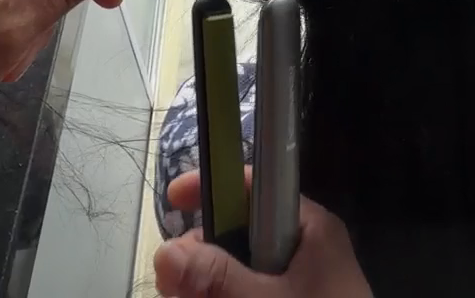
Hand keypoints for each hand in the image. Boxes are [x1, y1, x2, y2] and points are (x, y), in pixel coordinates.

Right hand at [153, 170, 371, 297]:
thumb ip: (218, 278)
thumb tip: (165, 251)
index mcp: (309, 227)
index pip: (258, 187)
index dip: (217, 187)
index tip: (175, 199)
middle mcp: (305, 248)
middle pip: (241, 232)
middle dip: (203, 255)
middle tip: (173, 284)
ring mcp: (300, 283)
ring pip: (241, 270)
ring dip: (210, 286)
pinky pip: (250, 292)